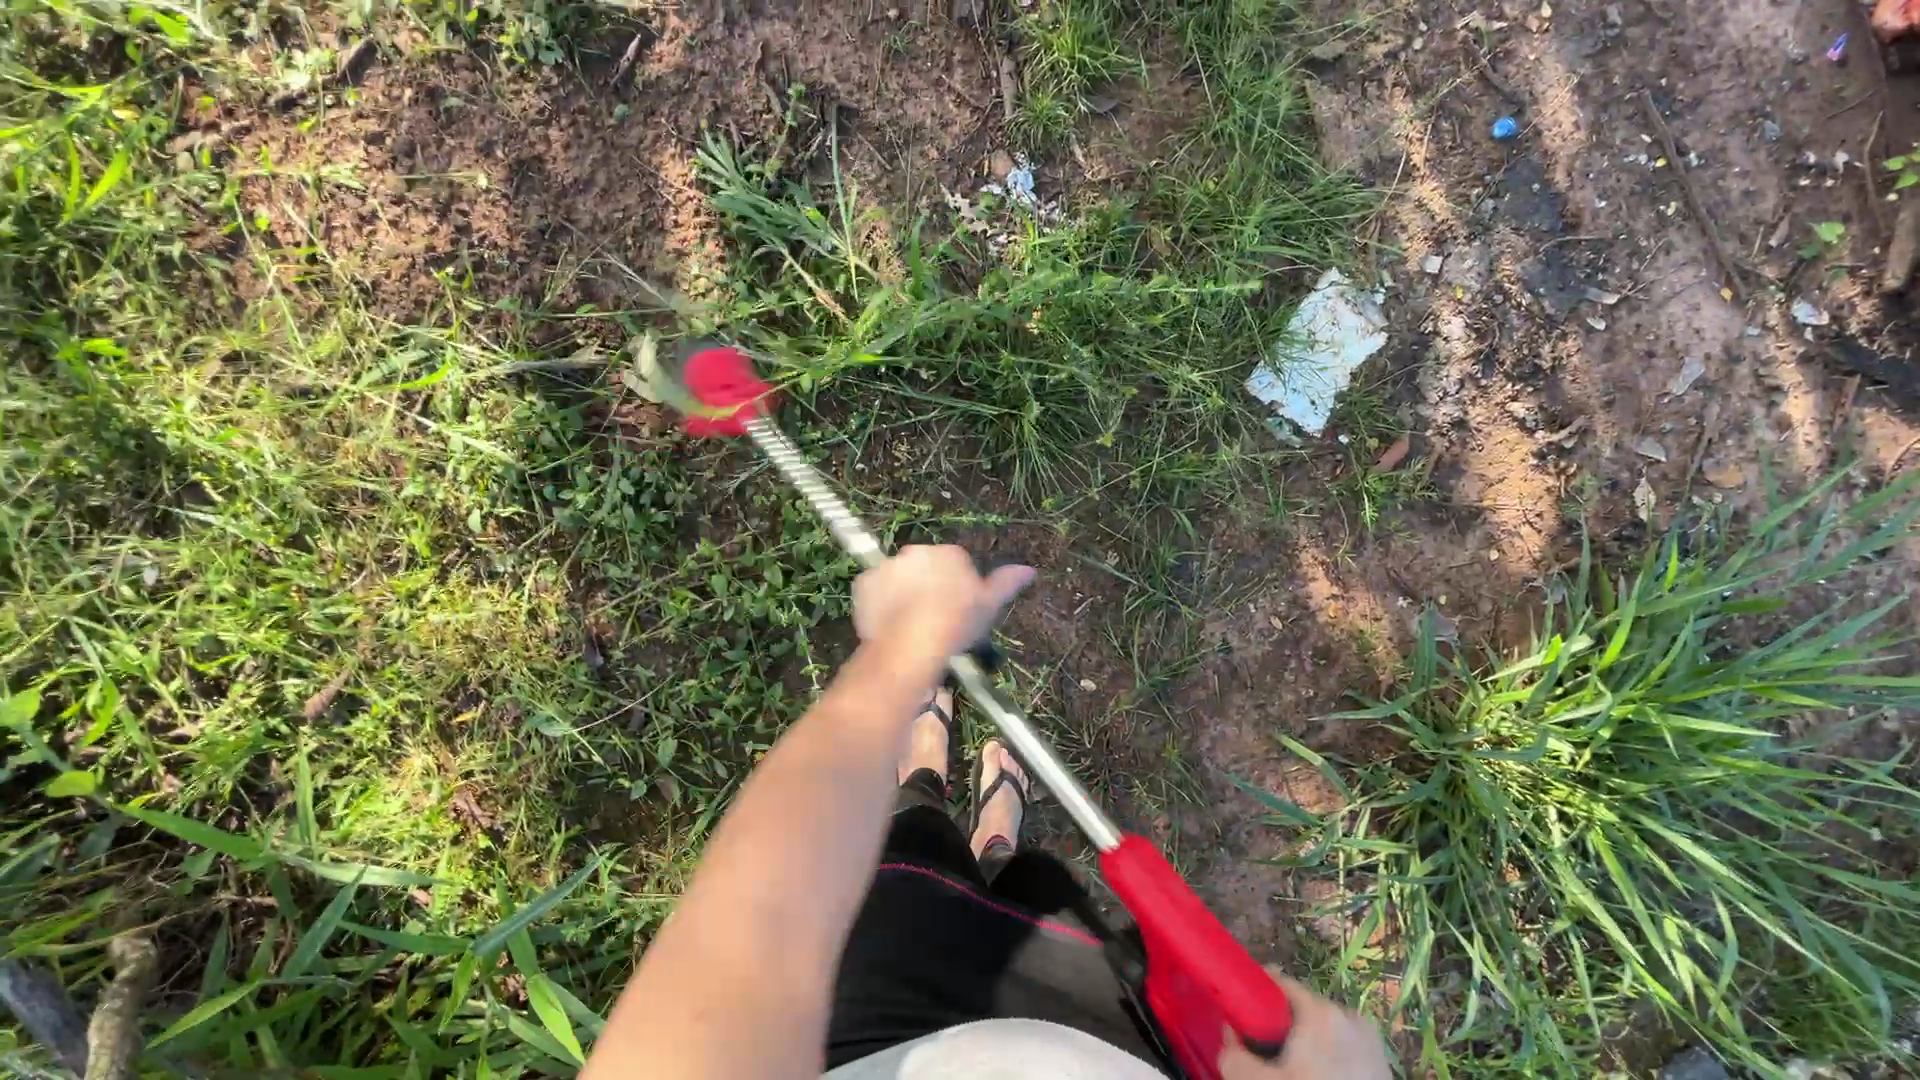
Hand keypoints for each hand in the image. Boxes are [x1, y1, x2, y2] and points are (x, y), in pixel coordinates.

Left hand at [852, 546, 1033, 661]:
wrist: (912, 641)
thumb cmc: (957, 622)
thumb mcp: (989, 605)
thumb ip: (1007, 583)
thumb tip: (1029, 570)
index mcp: (950, 553)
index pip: (955, 564)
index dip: (957, 588)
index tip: (957, 610)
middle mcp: (917, 551)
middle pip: (925, 566)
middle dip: (928, 584)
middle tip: (933, 616)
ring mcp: (888, 566)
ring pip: (898, 577)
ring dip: (903, 592)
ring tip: (910, 624)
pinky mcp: (864, 583)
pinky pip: (874, 590)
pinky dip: (880, 602)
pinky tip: (889, 624)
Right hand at [1220, 972, 1390, 1079]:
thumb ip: (1234, 1055)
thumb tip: (1230, 1034)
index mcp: (1321, 1011)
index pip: (1276, 981)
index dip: (1253, 998)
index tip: (1242, 1022)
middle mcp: (1349, 1014)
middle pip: (1298, 1008)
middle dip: (1278, 1028)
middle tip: (1265, 1059)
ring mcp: (1370, 1039)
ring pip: (1320, 1030)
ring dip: (1302, 1047)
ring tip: (1291, 1074)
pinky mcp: (1381, 1062)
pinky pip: (1341, 1048)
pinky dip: (1326, 1060)